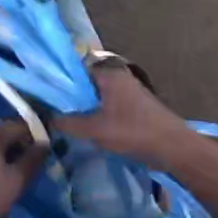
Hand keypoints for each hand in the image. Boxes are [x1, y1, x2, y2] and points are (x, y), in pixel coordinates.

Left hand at [0, 121, 46, 217]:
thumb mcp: (17, 179)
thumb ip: (33, 158)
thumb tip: (44, 144)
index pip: (18, 126)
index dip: (34, 136)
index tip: (44, 150)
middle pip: (1, 132)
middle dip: (17, 143)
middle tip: (30, 161)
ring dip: (2, 151)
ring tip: (13, 169)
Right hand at [56, 63, 193, 166]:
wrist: (172, 148)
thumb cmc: (133, 132)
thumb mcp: (95, 129)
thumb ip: (68, 123)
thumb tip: (48, 118)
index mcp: (110, 74)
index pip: (77, 69)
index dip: (60, 81)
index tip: (44, 95)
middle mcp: (120, 78)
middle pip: (87, 84)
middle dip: (71, 97)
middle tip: (51, 111)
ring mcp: (129, 93)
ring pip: (97, 97)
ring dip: (84, 108)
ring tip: (65, 122)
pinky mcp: (135, 108)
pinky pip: (108, 107)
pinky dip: (97, 115)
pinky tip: (87, 129)